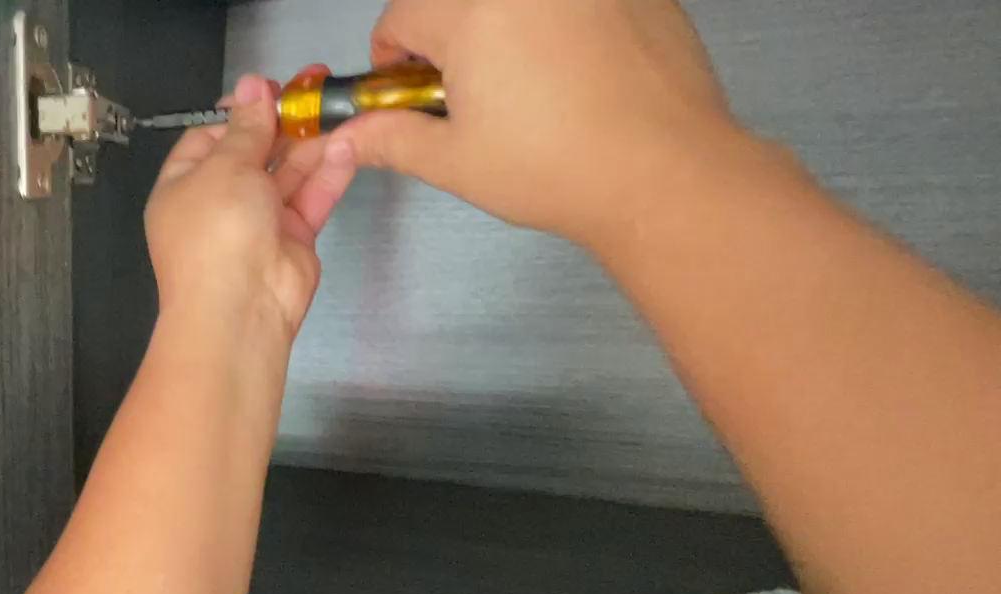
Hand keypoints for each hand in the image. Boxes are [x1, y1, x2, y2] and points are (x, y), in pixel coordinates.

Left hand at [146, 70, 360, 341]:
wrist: (239, 309)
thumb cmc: (215, 232)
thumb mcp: (223, 168)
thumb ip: (246, 128)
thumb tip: (251, 86)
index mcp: (182, 189)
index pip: (205, 141)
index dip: (237, 115)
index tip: (268, 91)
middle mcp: (217, 206)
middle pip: (252, 155)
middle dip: (281, 124)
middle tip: (315, 90)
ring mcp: (255, 225)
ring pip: (286, 176)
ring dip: (312, 145)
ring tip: (340, 110)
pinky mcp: (290, 242)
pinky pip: (310, 201)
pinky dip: (328, 175)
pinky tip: (349, 145)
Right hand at [337, 0, 770, 250]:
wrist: (655, 167)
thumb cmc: (550, 166)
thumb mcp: (449, 161)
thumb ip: (388, 138)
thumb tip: (347, 137)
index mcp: (475, 13)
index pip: (401, 13)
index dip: (391, 57)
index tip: (403, 90)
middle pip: (454, 1)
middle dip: (442, 40)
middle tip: (458, 93)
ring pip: (509, 2)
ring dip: (494, 31)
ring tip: (516, 87)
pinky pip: (564, 2)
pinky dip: (549, 25)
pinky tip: (565, 77)